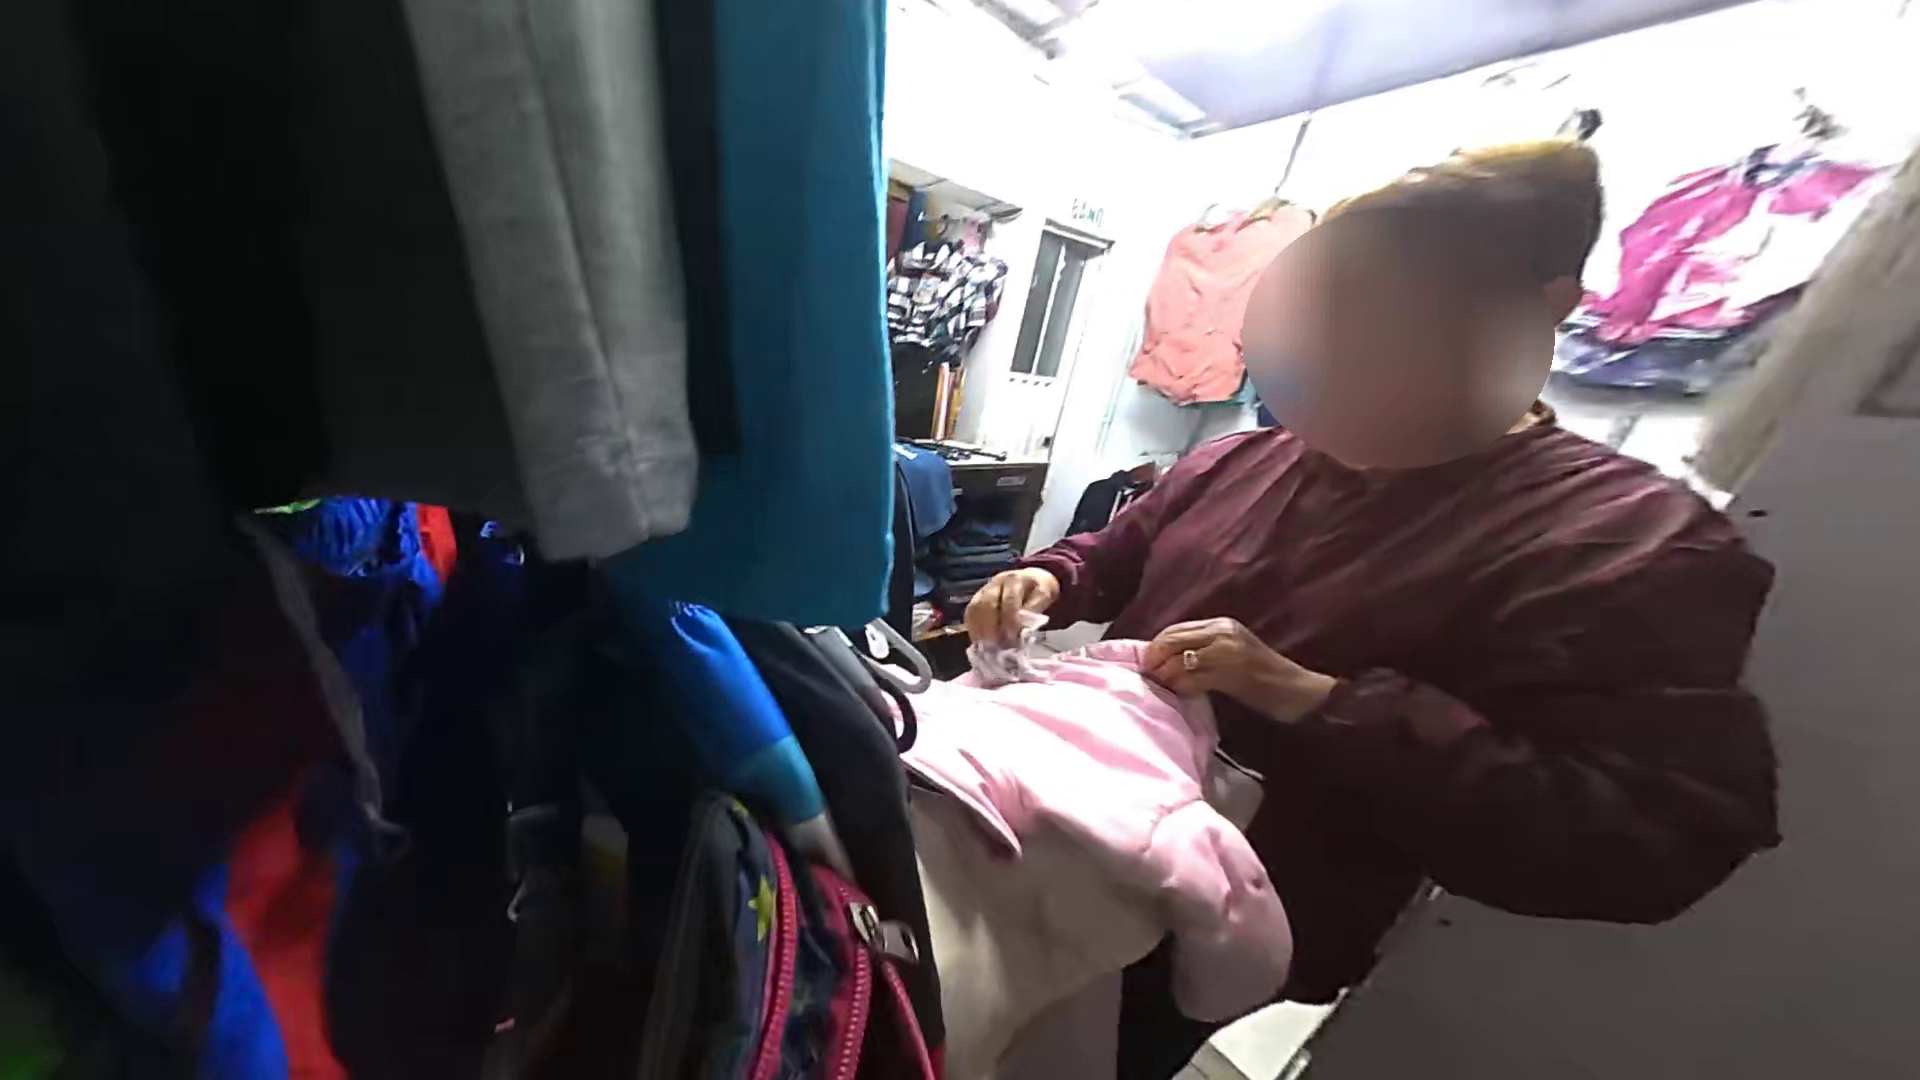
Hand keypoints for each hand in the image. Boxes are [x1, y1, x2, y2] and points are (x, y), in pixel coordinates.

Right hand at [964, 567, 1060, 642]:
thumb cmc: (1037, 591)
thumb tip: (1021, 626)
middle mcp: (998, 581)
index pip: (1010, 600)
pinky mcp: (977, 596)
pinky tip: (977, 639)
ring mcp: (985, 588)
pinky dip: (972, 626)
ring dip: (979, 628)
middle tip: (995, 644)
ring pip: (976, 607)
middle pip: (988, 603)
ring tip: (985, 645)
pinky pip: (970, 611)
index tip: (1012, 637)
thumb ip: (1033, 610)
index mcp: (1017, 580)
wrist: (1030, 579)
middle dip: (991, 626)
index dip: (1010, 619)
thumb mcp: (1044, 597)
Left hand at [1143, 618, 1336, 723]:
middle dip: (1155, 658)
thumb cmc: (1261, 675)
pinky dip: (1182, 687)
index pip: (1175, 629)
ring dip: (1165, 675)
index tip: (1146, 660)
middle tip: (1147, 674)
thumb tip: (1163, 656)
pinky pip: (1195, 679)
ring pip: (1180, 660)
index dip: (1155, 645)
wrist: (1298, 692)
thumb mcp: (1230, 651)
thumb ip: (1201, 647)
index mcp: (1221, 625)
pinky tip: (1181, 693)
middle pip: (1173, 640)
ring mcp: (1229, 652)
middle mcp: (1223, 633)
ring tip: (1161, 685)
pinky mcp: (1233, 674)